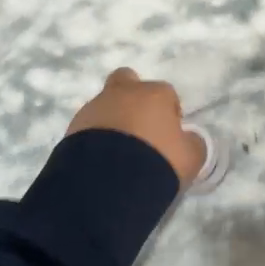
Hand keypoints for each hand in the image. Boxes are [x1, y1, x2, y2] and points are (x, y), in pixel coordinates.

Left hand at [68, 68, 206, 183]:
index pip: (167, 94)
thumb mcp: (190, 157)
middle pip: (126, 81)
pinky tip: (101, 162)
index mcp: (154, 93)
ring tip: (117, 154)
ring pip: (105, 106)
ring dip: (112, 122)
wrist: (105, 183)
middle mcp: (123, 93)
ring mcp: (93, 109)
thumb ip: (193, 143)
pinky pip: (88, 128)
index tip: (169, 136)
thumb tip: (188, 139)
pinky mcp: (71, 129)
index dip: (169, 114)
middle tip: (139, 128)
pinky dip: (95, 139)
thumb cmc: (157, 161)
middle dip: (133, 98)